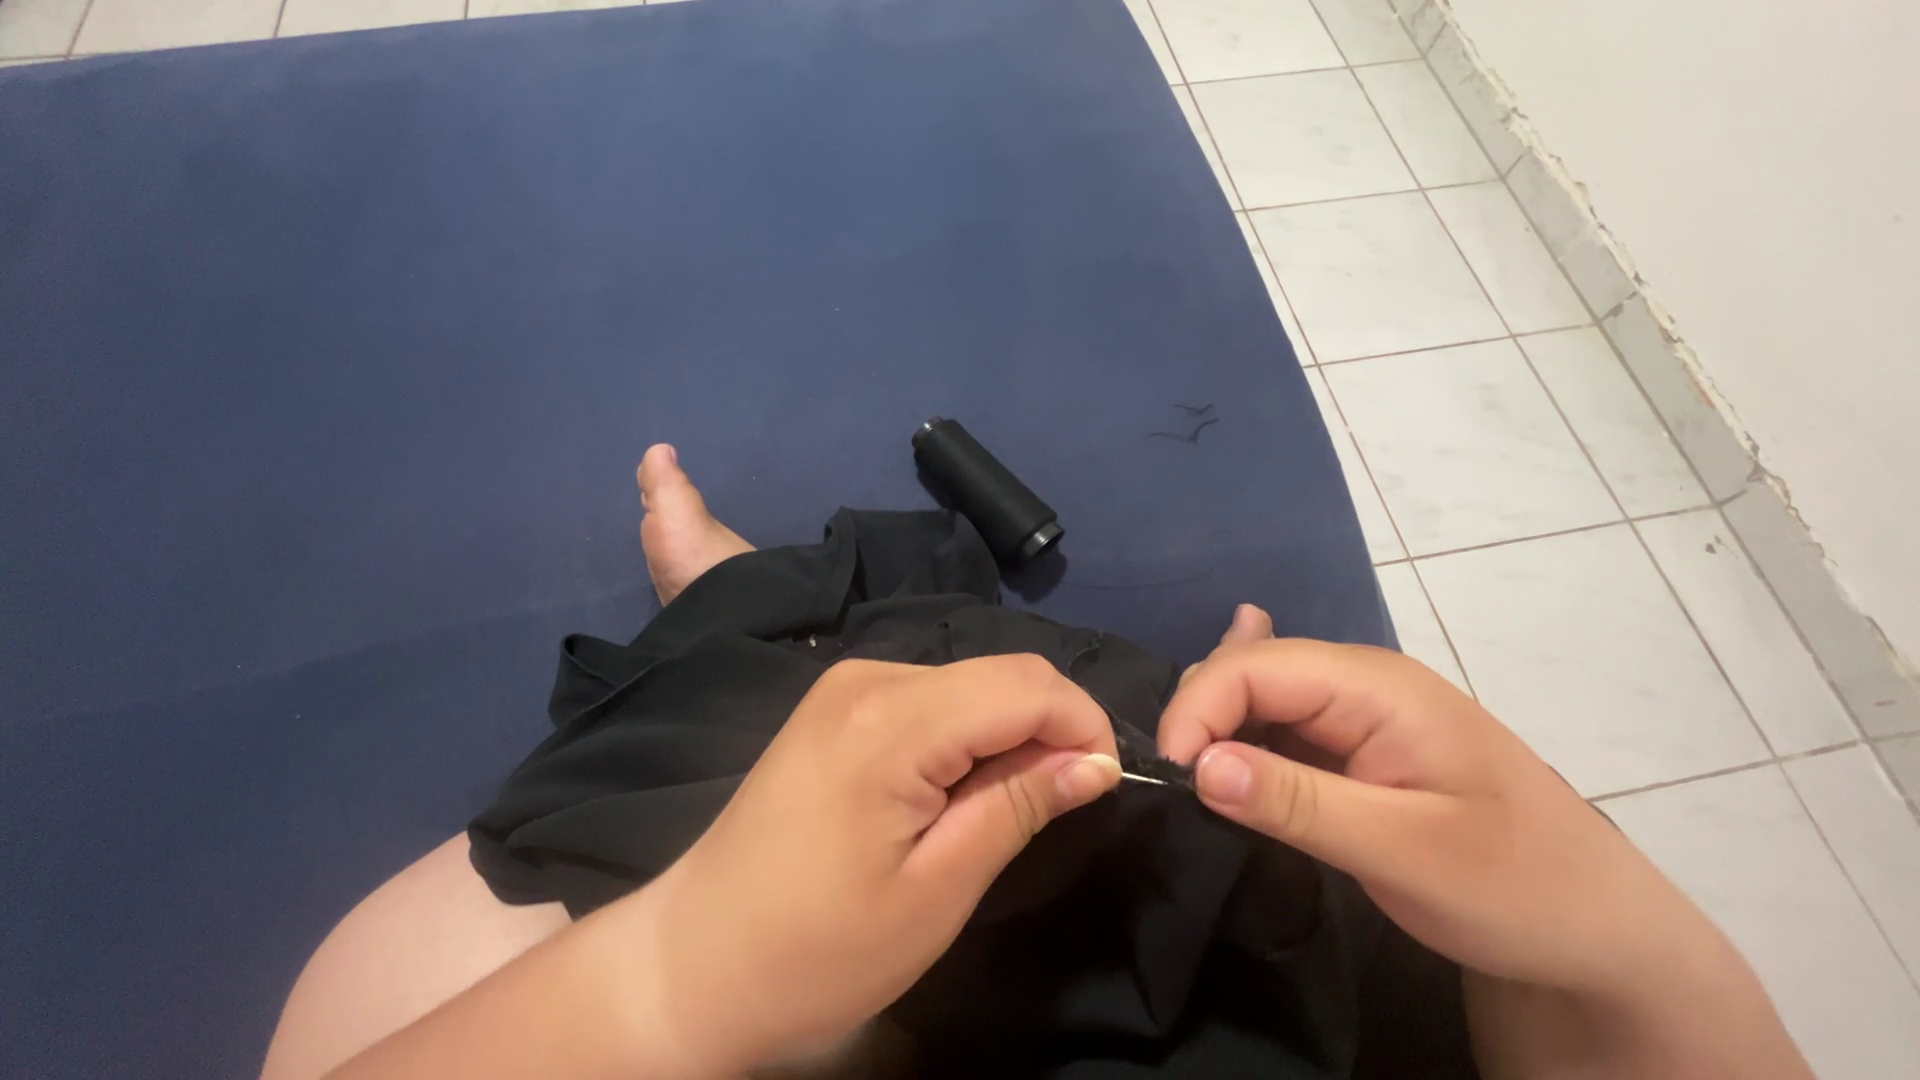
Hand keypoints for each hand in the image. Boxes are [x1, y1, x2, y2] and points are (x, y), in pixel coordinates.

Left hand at [620, 654, 1122, 1077]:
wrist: (695, 960)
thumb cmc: (817, 948)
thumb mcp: (937, 891)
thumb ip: (1018, 806)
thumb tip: (1097, 761)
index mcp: (893, 717)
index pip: (1026, 683)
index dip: (1084, 724)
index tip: (1105, 787)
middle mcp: (870, 675)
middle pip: (999, 675)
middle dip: (1050, 729)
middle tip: (1059, 807)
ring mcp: (847, 684)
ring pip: (970, 683)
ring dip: (1009, 734)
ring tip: (1005, 809)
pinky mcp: (838, 704)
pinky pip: (932, 697)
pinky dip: (968, 734)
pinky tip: (956, 790)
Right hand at [1160, 635, 1812, 1078]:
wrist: (1602, 930)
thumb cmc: (1516, 888)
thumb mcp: (1404, 851)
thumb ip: (1296, 802)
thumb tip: (1196, 766)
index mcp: (1377, 685)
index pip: (1252, 667)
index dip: (1196, 710)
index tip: (1171, 778)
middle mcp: (1363, 681)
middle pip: (1249, 669)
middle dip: (1199, 715)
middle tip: (1179, 788)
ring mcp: (1361, 710)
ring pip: (1259, 693)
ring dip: (1216, 727)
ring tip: (1191, 777)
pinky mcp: (1358, 744)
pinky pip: (1283, 720)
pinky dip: (1242, 731)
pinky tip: (1222, 733)